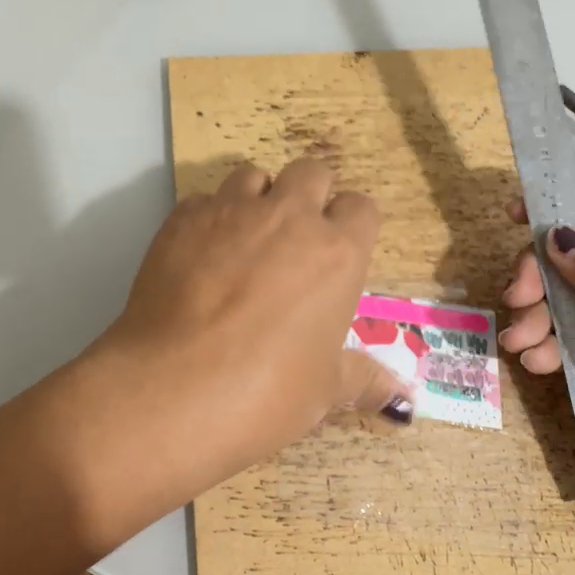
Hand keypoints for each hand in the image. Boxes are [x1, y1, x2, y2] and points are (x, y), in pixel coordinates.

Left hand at [84, 159, 412, 483]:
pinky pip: (204, 201)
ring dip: (256, 199)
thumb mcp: (323, 392)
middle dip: (308, 196)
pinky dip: (208, 219)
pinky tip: (198, 258)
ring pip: (253, 176)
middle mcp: (287, 218)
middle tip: (294, 239)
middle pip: (310, 173)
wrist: (170, 388)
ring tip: (244, 241)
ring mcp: (230, 211)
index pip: (361, 208)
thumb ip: (362, 379)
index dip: (352, 226)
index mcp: (336, 254)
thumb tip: (403, 401)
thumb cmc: (264, 394)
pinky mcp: (182, 218)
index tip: (340, 251)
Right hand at [498, 173, 574, 503]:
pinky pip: (571, 338)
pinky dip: (547, 345)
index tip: (517, 217)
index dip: (565, 197)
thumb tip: (556, 237)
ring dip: (537, 312)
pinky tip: (537, 363)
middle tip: (517, 298)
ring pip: (566, 294)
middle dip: (540, 268)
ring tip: (521, 343)